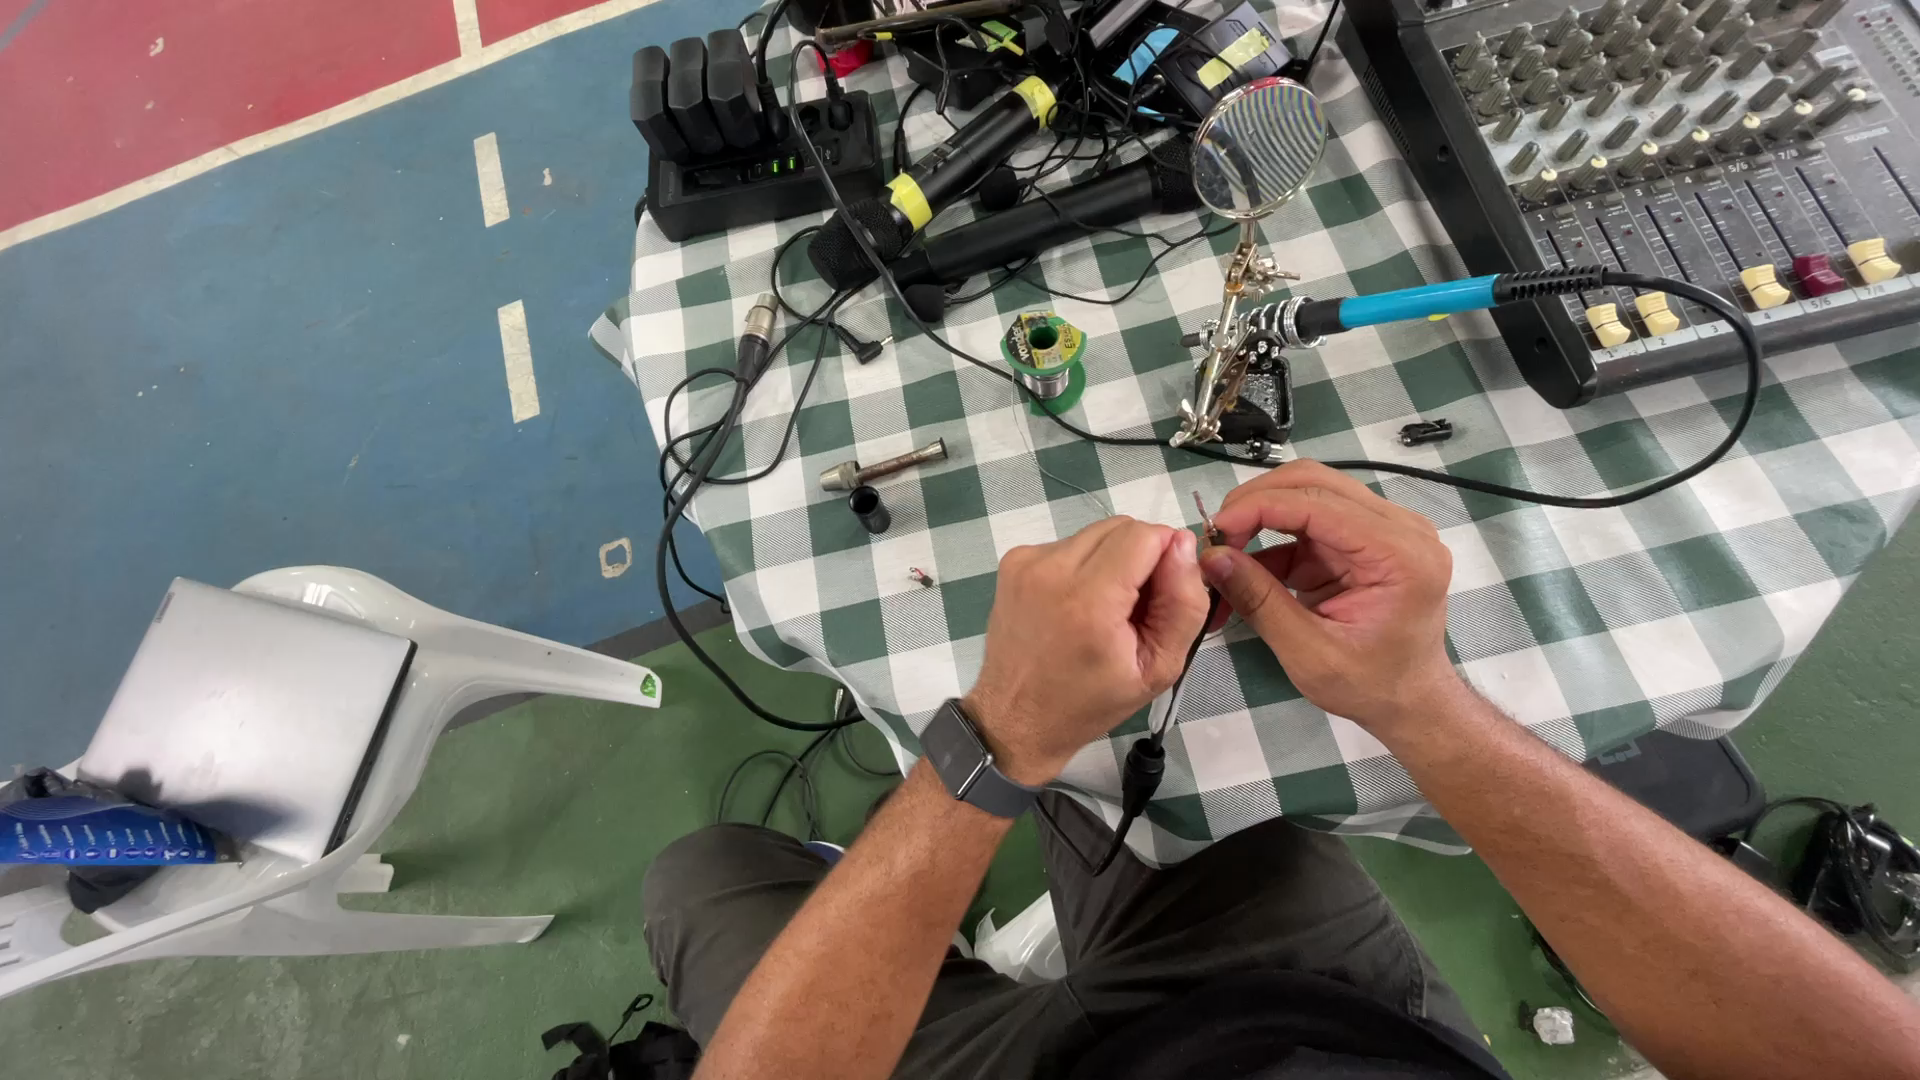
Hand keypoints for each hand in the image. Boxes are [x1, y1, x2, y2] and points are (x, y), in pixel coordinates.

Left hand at [963, 517, 1209, 784]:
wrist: (1017, 718)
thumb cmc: (1091, 702)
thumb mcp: (1159, 667)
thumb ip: (1183, 604)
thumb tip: (1184, 543)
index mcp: (1088, 600)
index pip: (1145, 535)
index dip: (1166, 557)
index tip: (1162, 595)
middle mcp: (1051, 569)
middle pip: (1121, 527)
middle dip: (1141, 558)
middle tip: (1135, 607)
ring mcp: (1026, 561)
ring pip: (1095, 533)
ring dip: (1111, 560)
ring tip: (1103, 609)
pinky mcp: (1013, 561)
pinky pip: (1067, 544)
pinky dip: (1082, 565)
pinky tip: (1074, 605)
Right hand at [1196, 462, 1460, 740]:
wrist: (1408, 700)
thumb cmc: (1368, 684)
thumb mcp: (1307, 651)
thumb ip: (1259, 600)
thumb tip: (1209, 558)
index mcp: (1398, 554)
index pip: (1318, 503)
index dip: (1258, 507)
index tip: (1212, 531)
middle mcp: (1398, 528)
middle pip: (1313, 482)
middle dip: (1255, 501)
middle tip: (1216, 535)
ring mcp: (1382, 528)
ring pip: (1307, 492)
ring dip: (1259, 513)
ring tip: (1225, 548)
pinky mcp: (1360, 538)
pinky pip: (1306, 519)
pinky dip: (1268, 537)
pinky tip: (1243, 566)